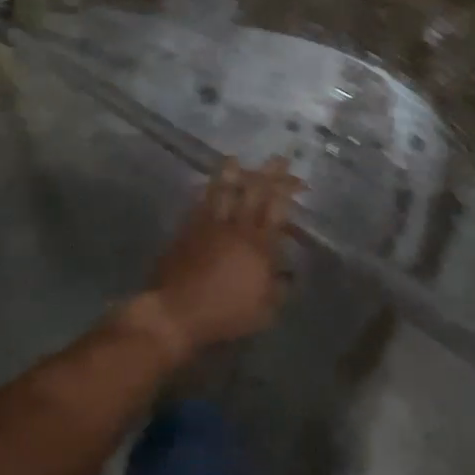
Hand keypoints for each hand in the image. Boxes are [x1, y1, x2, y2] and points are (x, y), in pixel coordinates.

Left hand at [142, 156, 298, 358]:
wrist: (176, 313)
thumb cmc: (225, 315)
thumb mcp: (264, 311)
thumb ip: (277, 289)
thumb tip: (287, 276)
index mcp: (259, 245)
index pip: (276, 209)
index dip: (287, 191)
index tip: (297, 180)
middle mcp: (236, 228)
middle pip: (254, 191)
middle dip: (268, 173)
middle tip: (278, 159)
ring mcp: (209, 225)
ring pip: (223, 191)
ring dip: (232, 173)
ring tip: (236, 159)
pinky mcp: (186, 230)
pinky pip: (199, 203)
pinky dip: (206, 192)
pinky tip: (207, 185)